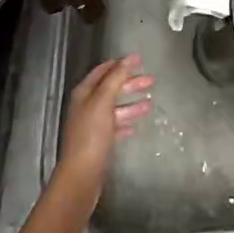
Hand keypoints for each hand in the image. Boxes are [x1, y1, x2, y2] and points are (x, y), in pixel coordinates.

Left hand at [57, 55, 153, 184]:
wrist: (82, 175)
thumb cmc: (91, 134)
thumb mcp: (103, 101)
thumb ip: (116, 78)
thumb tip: (129, 58)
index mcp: (84, 93)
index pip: (103, 70)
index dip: (120, 64)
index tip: (139, 60)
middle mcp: (87, 106)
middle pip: (111, 88)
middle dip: (130, 83)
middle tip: (151, 81)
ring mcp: (92, 125)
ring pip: (115, 108)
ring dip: (132, 104)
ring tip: (150, 103)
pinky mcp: (98, 143)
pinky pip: (115, 128)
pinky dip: (125, 124)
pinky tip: (136, 126)